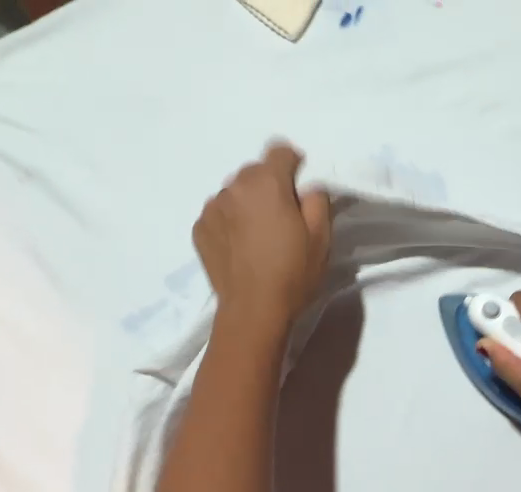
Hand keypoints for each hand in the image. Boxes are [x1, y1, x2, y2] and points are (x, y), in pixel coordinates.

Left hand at [193, 142, 332, 328]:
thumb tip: (308, 187)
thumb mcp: (321, 239)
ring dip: (247, 205)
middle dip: (269, 188)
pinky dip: (230, 224)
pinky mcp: (199, 228)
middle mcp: (234, 184)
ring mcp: (212, 206)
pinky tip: (241, 249)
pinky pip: (219, 215)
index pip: (280, 150)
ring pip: (234, 193)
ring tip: (258, 237)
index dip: (294, 165)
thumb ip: (317, 201)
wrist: (253, 311)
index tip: (301, 190)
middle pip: (255, 172)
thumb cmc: (293, 274)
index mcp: (267, 182)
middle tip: (282, 220)